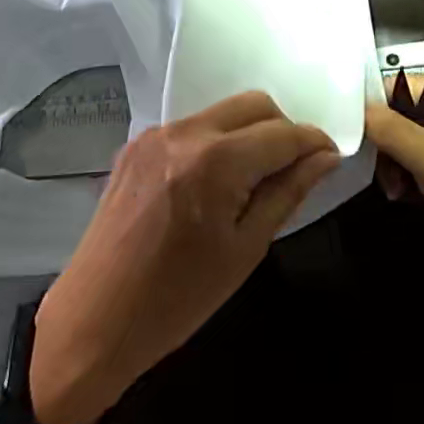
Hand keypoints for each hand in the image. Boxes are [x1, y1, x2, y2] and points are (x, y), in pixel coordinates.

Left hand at [30, 92, 339, 423]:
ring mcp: (155, 135)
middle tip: (293, 170)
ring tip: (252, 181)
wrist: (94, 320)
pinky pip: (192, 127)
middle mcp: (184, 132)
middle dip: (283, 129)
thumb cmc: (178, 299)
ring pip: (222, 112)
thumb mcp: (246, 248)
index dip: (313, 143)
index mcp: (215, 161)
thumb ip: (288, 192)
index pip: (283, 133)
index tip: (329, 159)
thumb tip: (325, 158)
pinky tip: (214, 183)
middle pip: (253, 104)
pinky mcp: (136, 145)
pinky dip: (216, 142)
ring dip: (249, 133)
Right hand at [365, 76, 423, 284]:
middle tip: (384, 171)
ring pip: (394, 135)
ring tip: (398, 188)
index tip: (353, 131)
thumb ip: (393, 131)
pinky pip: (402, 154)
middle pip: (396, 111)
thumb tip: (354, 109)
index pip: (403, 86)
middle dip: (385, 143)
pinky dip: (398, 173)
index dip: (376, 107)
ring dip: (389, 163)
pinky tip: (404, 192)